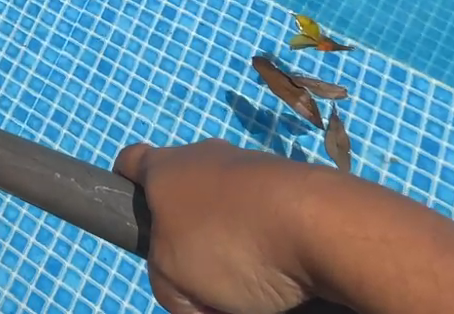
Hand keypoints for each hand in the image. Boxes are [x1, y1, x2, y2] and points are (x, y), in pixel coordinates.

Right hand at [114, 139, 318, 313]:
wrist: (325, 228)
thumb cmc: (230, 243)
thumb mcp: (175, 279)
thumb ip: (168, 284)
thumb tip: (192, 296)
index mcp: (164, 166)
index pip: (130, 161)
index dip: (129, 186)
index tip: (144, 220)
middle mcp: (205, 156)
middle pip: (188, 189)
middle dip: (195, 231)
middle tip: (212, 278)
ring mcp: (256, 167)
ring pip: (237, 207)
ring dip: (243, 243)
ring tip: (266, 292)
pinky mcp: (304, 188)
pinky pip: (280, 221)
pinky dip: (284, 250)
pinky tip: (300, 283)